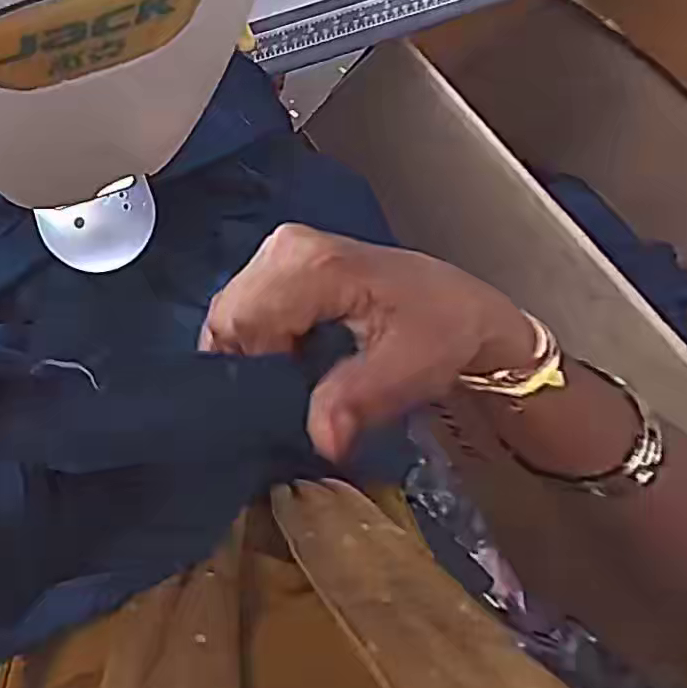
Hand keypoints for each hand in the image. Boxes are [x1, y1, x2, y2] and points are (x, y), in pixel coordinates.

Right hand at [199, 224, 536, 461]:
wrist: (457, 303)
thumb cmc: (440, 331)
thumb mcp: (410, 372)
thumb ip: (358, 400)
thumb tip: (321, 441)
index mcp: (315, 264)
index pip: (244, 321)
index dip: (257, 367)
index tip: (292, 397)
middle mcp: (285, 246)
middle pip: (229, 314)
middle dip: (248, 360)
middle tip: (291, 388)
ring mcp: (278, 247)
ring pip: (229, 310)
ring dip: (248, 349)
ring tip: (291, 370)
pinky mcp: (276, 258)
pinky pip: (241, 304)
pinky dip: (253, 335)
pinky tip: (284, 351)